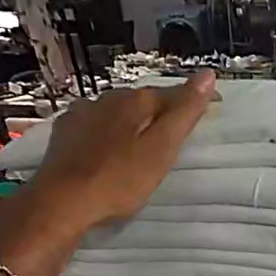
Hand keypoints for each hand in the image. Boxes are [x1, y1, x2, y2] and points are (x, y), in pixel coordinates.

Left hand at [26, 73, 217, 233]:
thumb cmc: (118, 180)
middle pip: (145, 101)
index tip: (214, 107)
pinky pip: (97, 124)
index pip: (175, 93)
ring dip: (134, 121)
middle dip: (163, 112)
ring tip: (144, 142)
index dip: (195, 100)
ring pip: (118, 111)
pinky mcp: (65, 132)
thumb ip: (184, 112)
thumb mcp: (161, 149)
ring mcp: (82, 113)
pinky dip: (110, 131)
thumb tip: (208, 73)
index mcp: (136, 101)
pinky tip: (109, 146)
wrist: (61, 202)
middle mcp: (108, 98)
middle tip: (178, 134)